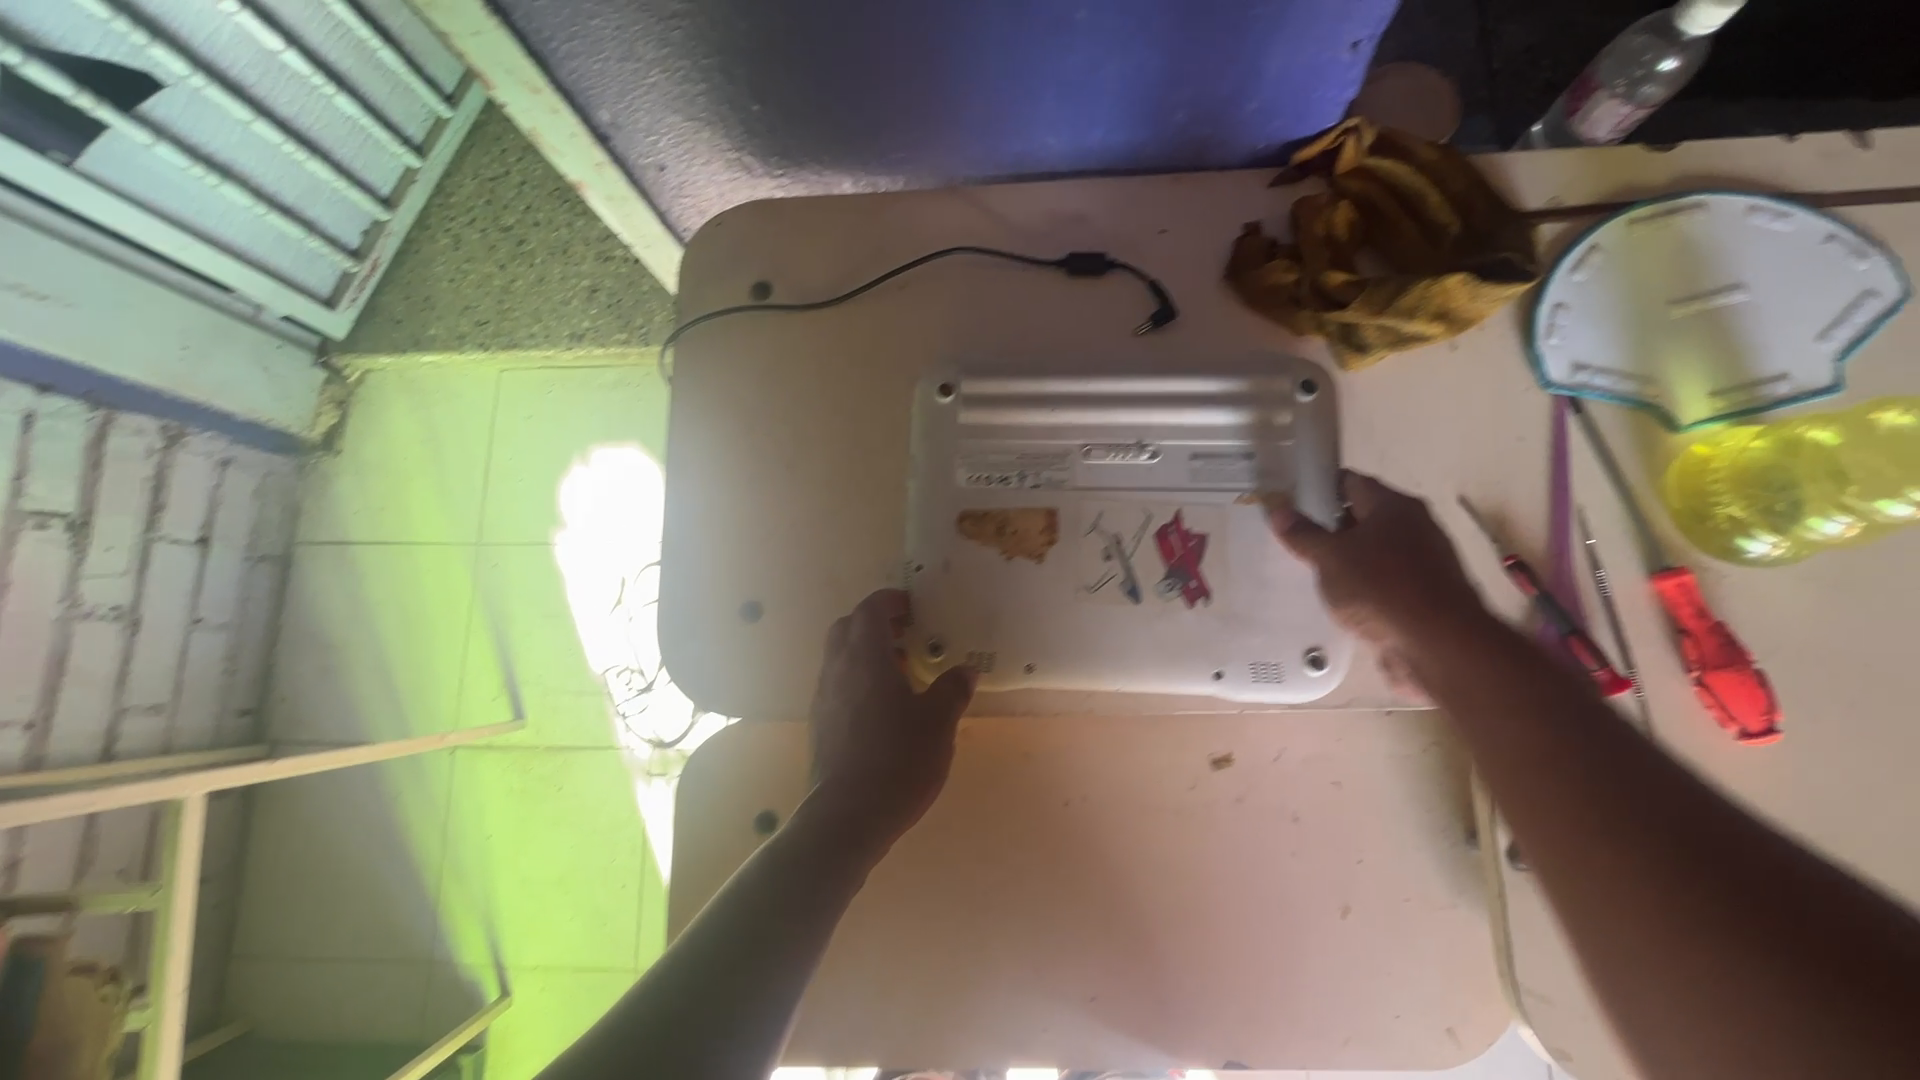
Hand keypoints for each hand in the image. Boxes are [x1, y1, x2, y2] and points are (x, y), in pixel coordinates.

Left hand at [808, 589, 975, 852]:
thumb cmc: (899, 760)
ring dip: (864, 652)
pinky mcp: (819, 724)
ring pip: (839, 656)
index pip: (870, 610)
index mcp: (866, 657)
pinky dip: (856, 679)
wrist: (848, 815)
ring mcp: (824, 697)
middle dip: (874, 623)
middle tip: (905, 635)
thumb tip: (965, 671)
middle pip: (847, 627)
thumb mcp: (938, 724)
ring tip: (899, 673)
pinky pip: (836, 684)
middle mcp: (838, 669)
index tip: (912, 607)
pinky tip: (882, 708)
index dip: (890, 602)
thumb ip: (952, 691)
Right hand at [1267, 471, 1489, 689]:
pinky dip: (1363, 585)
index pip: (1350, 482)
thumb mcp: (1330, 558)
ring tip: (1311, 572)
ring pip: (1374, 551)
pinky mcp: (1425, 593)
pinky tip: (1341, 600)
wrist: (1438, 644)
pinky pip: (1385, 580)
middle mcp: (1414, 525)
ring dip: (1347, 559)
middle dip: (1330, 527)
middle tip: (1294, 539)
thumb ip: (1303, 534)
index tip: (1291, 502)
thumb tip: (1279, 510)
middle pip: (1364, 516)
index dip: (1319, 488)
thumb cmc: (1380, 588)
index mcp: (1393, 506)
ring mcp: (1424, 560)